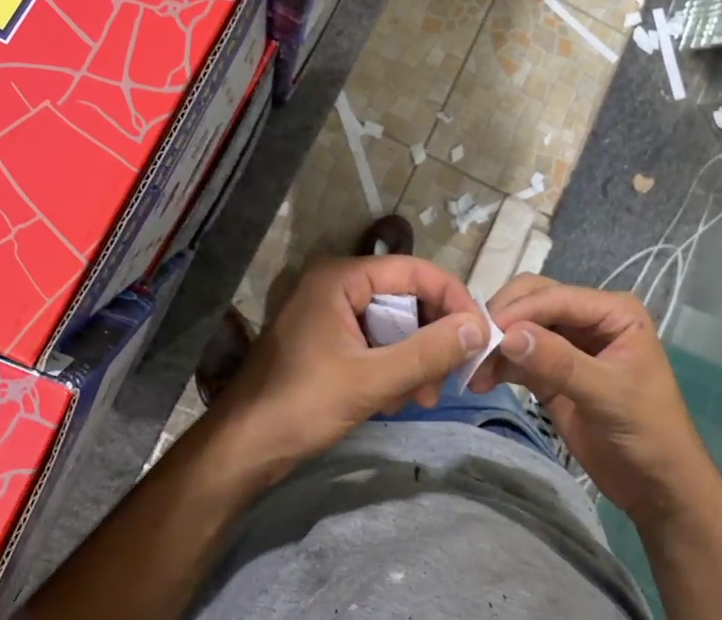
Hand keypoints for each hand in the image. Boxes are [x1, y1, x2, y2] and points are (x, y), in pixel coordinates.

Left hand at [209, 254, 486, 465]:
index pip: (414, 272)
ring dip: (414, 359)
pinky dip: (392, 367)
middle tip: (449, 379)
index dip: (453, 299)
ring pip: (393, 324)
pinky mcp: (327, 339)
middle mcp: (335, 284)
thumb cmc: (300, 406)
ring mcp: (329, 312)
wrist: (241, 450)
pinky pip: (375, 341)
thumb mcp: (371, 381)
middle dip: (431, 338)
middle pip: (405, 297)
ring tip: (421, 398)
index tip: (481, 336)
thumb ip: (427, 352)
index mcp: (340, 277)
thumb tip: (479, 329)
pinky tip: (396, 400)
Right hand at [469, 275, 716, 519]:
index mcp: (613, 311)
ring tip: (473, 370)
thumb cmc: (649, 434)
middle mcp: (589, 319)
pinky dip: (500, 364)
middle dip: (504, 320)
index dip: (519, 311)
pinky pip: (520, 356)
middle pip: (534, 301)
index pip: (556, 297)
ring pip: (522, 326)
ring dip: (496, 344)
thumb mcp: (608, 395)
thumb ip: (560, 363)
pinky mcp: (553, 371)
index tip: (484, 332)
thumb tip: (508, 336)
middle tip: (474, 346)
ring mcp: (570, 344)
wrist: (658, 487)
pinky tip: (481, 380)